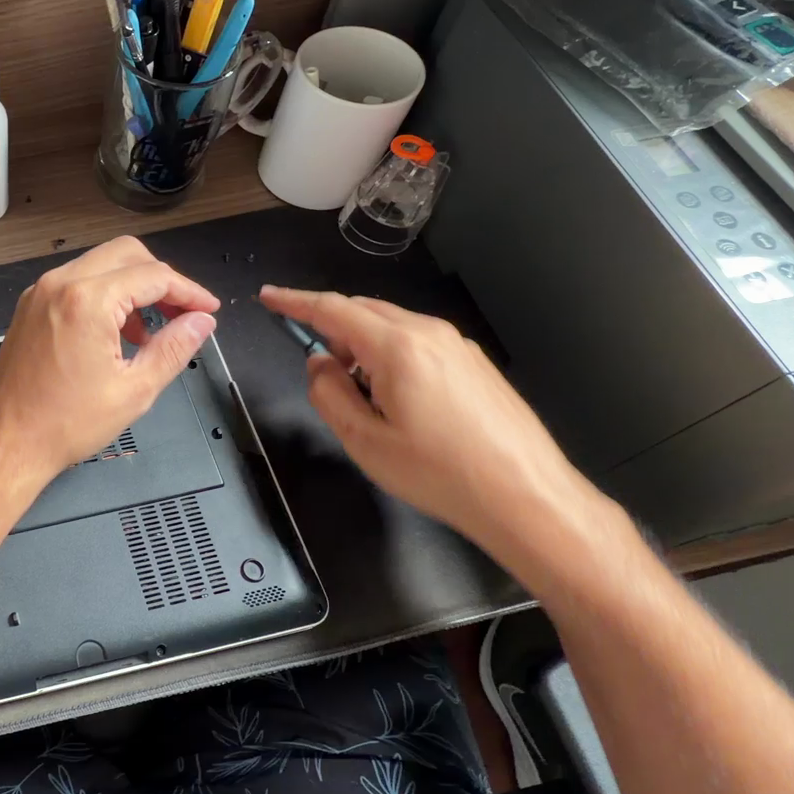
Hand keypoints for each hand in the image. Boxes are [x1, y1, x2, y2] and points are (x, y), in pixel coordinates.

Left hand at [0, 237, 219, 483]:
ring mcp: (39, 295)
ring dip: (132, 287)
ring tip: (149, 332)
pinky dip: (103, 296)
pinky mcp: (29, 309)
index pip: (153, 275)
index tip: (207, 309)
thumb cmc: (61, 424)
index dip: (189, 290)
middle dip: (161, 279)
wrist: (6, 443)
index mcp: (86, 301)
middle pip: (126, 254)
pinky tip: (116, 334)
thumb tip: (199, 324)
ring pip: (100, 265)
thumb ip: (174, 349)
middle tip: (183, 312)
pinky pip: (76, 284)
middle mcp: (59, 286)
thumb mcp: (134, 390)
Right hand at [259, 286, 611, 559]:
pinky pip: (418, 343)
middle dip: (331, 325)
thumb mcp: (363, 439)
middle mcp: (431, 335)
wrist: (524, 496)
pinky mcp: (475, 365)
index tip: (269, 296)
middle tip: (316, 363)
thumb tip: (319, 365)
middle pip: (364, 310)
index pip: (334, 309)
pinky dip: (390, 355)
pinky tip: (394, 398)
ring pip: (393, 326)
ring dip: (361, 344)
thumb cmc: (439, 472)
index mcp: (398, 348)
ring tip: (359, 393)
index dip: (295, 302)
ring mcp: (459, 347)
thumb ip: (328, 393)